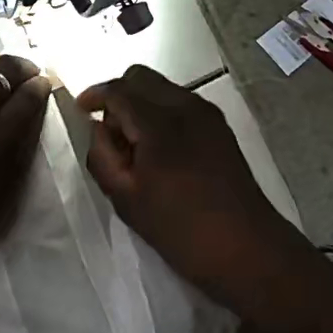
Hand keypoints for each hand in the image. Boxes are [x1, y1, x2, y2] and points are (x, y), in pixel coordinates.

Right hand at [77, 66, 332, 332]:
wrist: (252, 254)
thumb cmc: (183, 231)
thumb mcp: (127, 200)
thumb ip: (102, 156)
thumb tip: (98, 129)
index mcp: (159, 122)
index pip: (116, 90)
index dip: (93, 96)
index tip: (80, 111)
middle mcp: (184, 106)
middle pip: (139, 77)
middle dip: (117, 95)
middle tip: (111, 133)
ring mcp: (206, 114)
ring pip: (160, 87)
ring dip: (139, 102)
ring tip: (136, 145)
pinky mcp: (219, 127)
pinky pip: (179, 102)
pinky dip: (160, 111)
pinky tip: (160, 150)